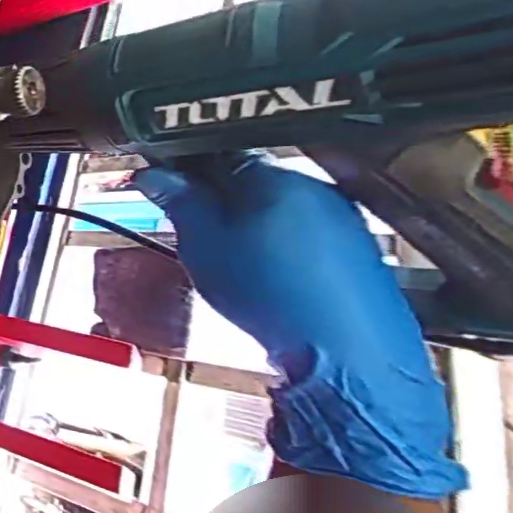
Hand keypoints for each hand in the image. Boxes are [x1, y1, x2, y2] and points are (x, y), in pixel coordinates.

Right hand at [133, 158, 466, 499]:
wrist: (349, 358)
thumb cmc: (269, 295)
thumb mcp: (204, 246)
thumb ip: (179, 202)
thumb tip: (152, 173)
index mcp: (276, 177)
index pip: (217, 154)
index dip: (184, 169)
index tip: (163, 185)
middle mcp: (316, 188)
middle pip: (249, 180)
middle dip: (217, 199)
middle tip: (192, 230)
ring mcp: (345, 220)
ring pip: (277, 207)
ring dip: (248, 223)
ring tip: (230, 260)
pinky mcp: (360, 252)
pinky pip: (305, 233)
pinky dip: (279, 245)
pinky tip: (268, 277)